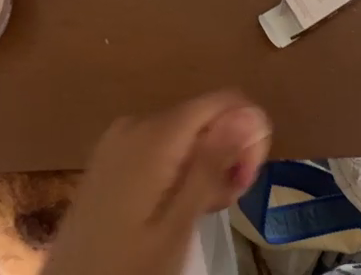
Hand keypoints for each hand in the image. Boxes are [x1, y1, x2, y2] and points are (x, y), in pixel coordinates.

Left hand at [43, 91, 270, 274]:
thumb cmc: (127, 265)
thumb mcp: (177, 225)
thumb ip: (213, 165)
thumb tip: (251, 112)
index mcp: (156, 133)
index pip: (223, 101)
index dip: (246, 133)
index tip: (245, 179)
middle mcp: (137, 121)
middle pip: (203, 117)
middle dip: (224, 155)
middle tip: (222, 206)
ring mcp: (119, 137)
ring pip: (184, 133)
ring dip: (203, 166)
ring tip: (199, 214)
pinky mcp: (109, 154)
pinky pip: (159, 144)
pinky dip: (178, 168)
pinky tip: (174, 207)